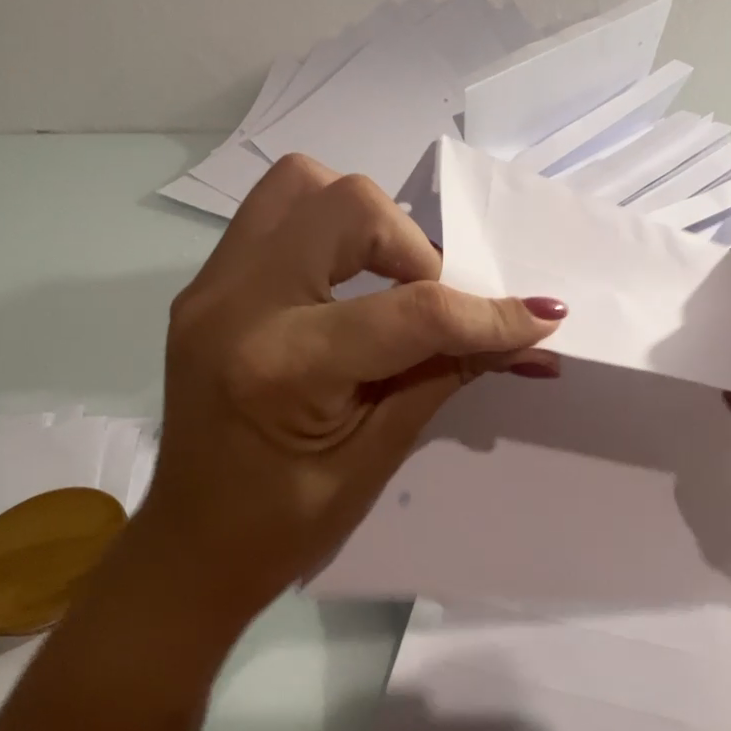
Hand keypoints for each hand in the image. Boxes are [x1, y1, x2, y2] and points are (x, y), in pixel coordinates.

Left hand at [148, 154, 564, 614]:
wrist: (189, 546)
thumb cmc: (284, 525)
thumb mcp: (379, 453)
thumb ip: (448, 373)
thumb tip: (525, 335)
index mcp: (282, 366)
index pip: (410, 312)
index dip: (487, 313)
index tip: (541, 317)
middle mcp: (237, 303)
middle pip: (349, 206)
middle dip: (416, 247)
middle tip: (434, 302)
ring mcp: (212, 284)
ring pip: (303, 184)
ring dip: (367, 221)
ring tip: (389, 282)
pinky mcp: (208, 282)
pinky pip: (277, 214)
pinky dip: (330, 231)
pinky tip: (350, 285)